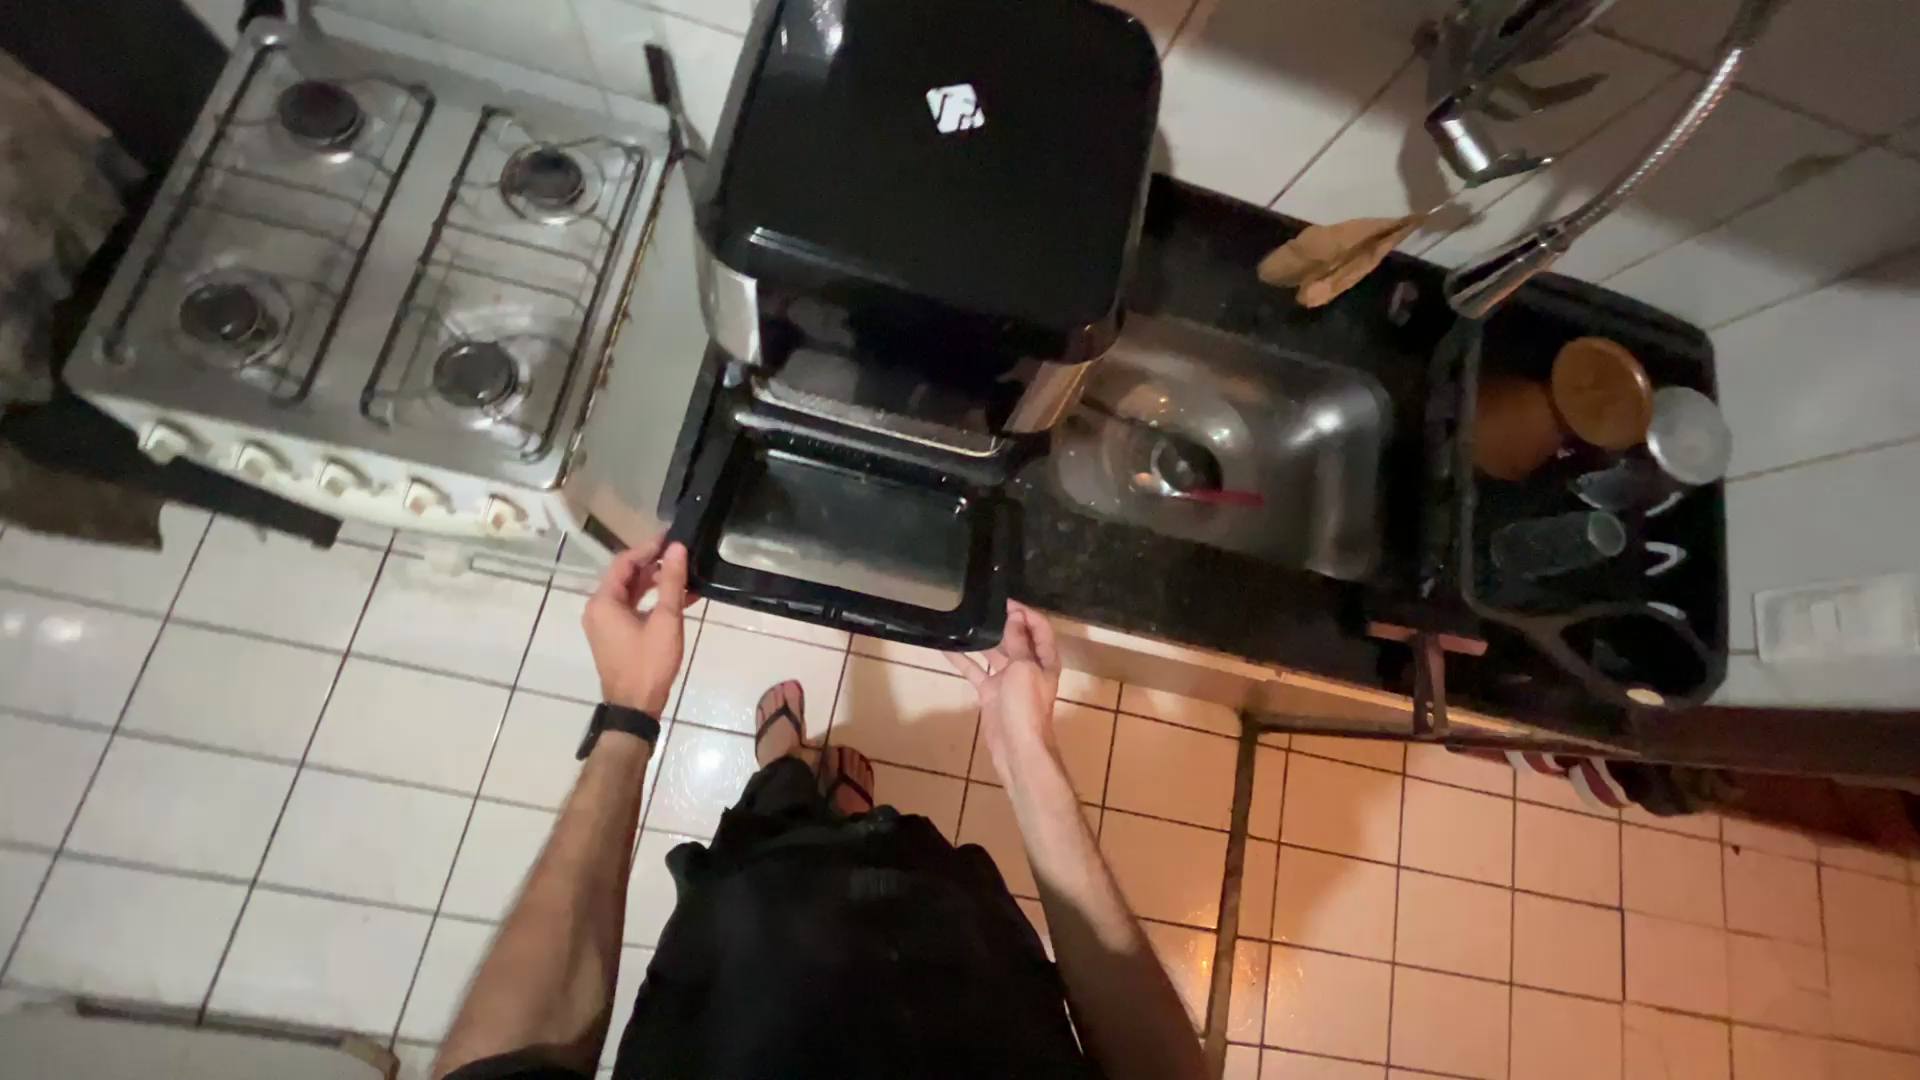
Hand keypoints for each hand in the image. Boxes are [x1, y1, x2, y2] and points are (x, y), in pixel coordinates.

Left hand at [582, 536, 690, 714]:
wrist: (636, 706)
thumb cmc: (649, 662)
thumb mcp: (665, 619)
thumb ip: (671, 582)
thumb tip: (677, 548)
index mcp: (603, 602)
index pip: (624, 563)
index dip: (648, 548)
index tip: (672, 538)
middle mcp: (599, 609)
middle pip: (626, 576)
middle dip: (654, 564)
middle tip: (681, 554)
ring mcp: (606, 624)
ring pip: (631, 593)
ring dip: (656, 582)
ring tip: (684, 574)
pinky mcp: (616, 636)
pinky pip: (633, 609)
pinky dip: (652, 601)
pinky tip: (679, 599)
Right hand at [945, 601, 1061, 773]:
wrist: (1017, 747)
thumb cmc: (1026, 706)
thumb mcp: (1024, 668)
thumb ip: (1018, 641)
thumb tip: (1015, 616)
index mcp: (1044, 659)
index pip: (1039, 627)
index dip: (1025, 612)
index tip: (1004, 601)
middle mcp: (1028, 666)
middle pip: (1017, 638)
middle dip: (1002, 621)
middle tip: (981, 605)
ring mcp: (1008, 680)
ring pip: (994, 653)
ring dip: (982, 638)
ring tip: (964, 619)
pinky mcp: (991, 692)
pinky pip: (976, 671)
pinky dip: (963, 660)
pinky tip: (946, 646)